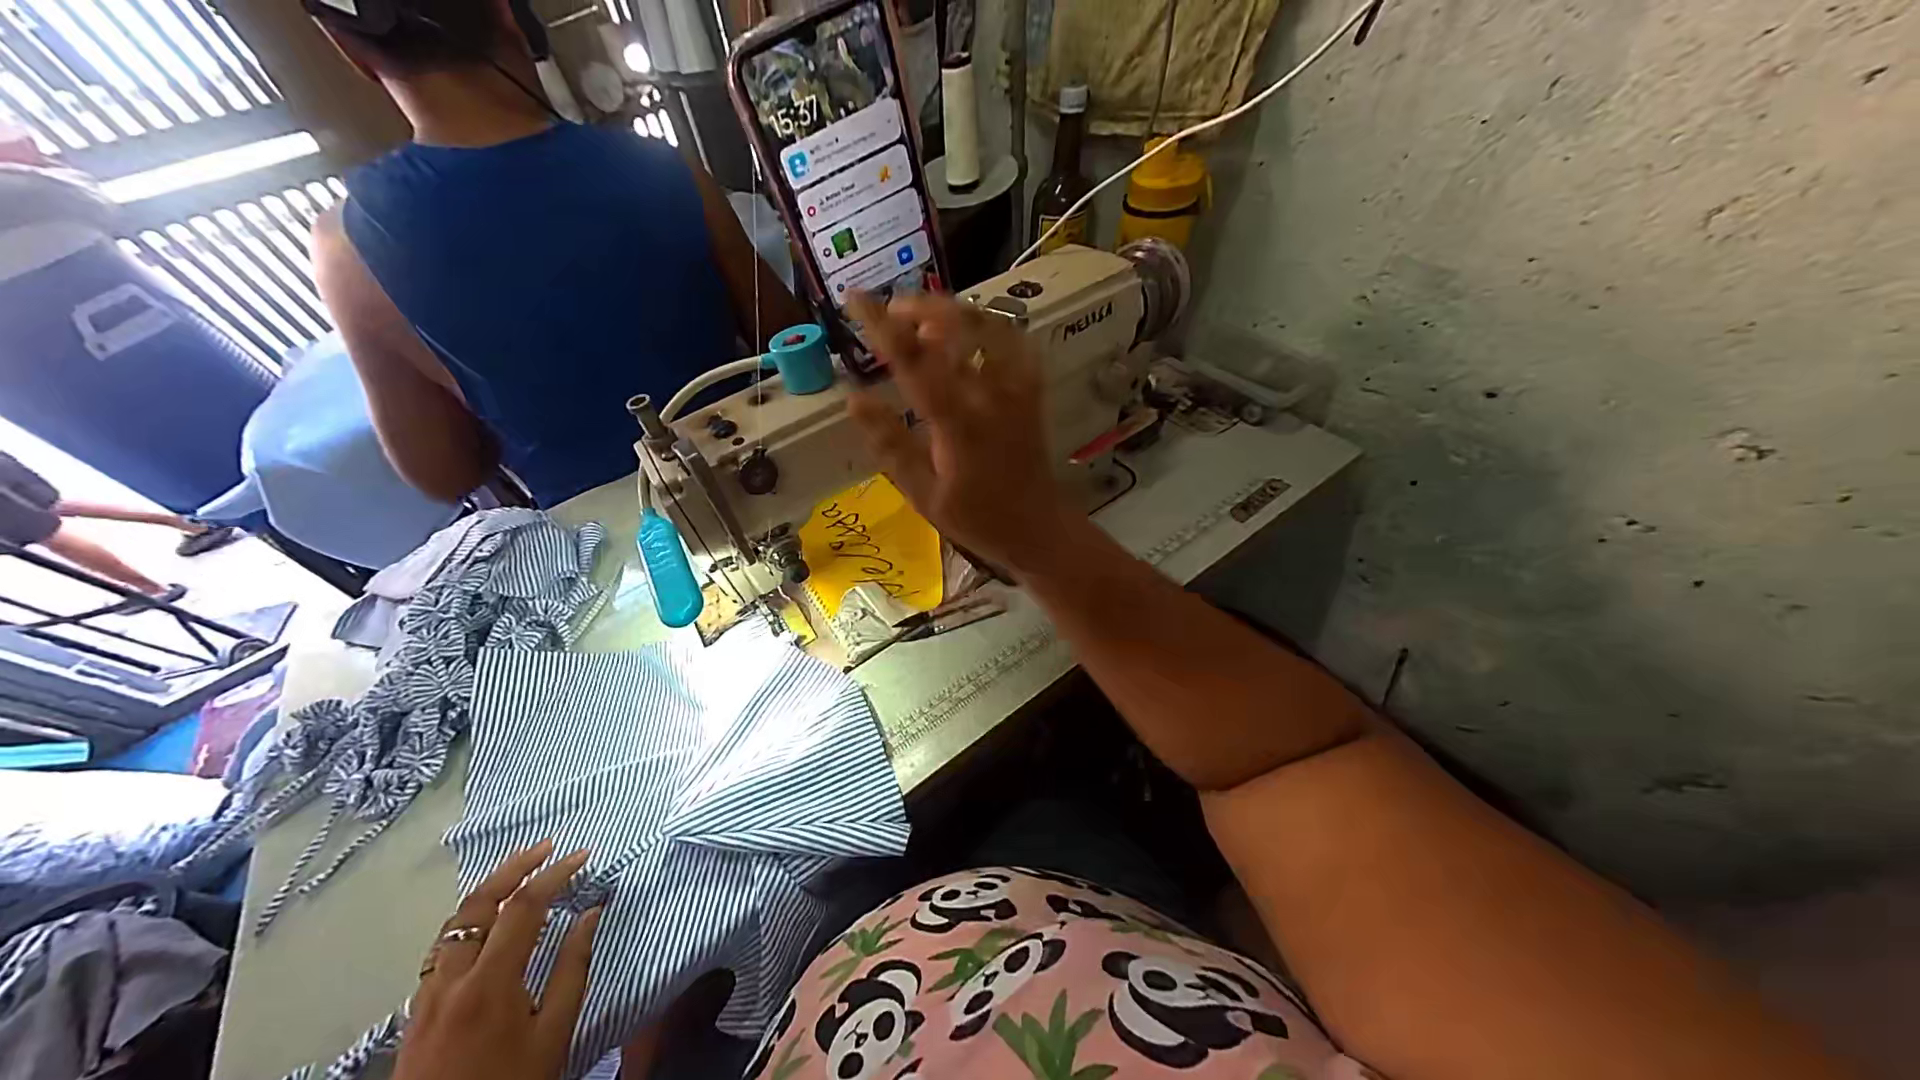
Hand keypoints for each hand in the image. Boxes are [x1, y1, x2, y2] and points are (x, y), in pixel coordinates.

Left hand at [393, 840, 601, 1079]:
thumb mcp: (553, 1033)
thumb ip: (572, 968)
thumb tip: (590, 913)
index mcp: (489, 982)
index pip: (524, 907)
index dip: (555, 874)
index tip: (583, 856)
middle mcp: (451, 979)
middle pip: (478, 904)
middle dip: (514, 867)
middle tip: (546, 847)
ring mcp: (427, 995)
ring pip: (453, 924)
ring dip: (488, 891)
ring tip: (518, 873)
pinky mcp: (416, 1012)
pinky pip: (442, 948)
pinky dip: (469, 921)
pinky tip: (487, 923)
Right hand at [847, 292, 1085, 575]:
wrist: (1038, 528)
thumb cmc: (977, 518)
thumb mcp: (923, 493)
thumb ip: (891, 444)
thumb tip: (855, 398)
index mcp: (959, 422)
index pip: (914, 360)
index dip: (881, 325)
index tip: (855, 299)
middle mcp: (991, 394)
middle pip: (956, 326)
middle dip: (919, 306)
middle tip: (890, 310)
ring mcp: (1018, 387)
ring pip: (988, 324)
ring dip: (952, 310)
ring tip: (923, 317)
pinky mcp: (1032, 389)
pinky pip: (1013, 340)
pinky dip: (988, 325)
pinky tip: (969, 331)